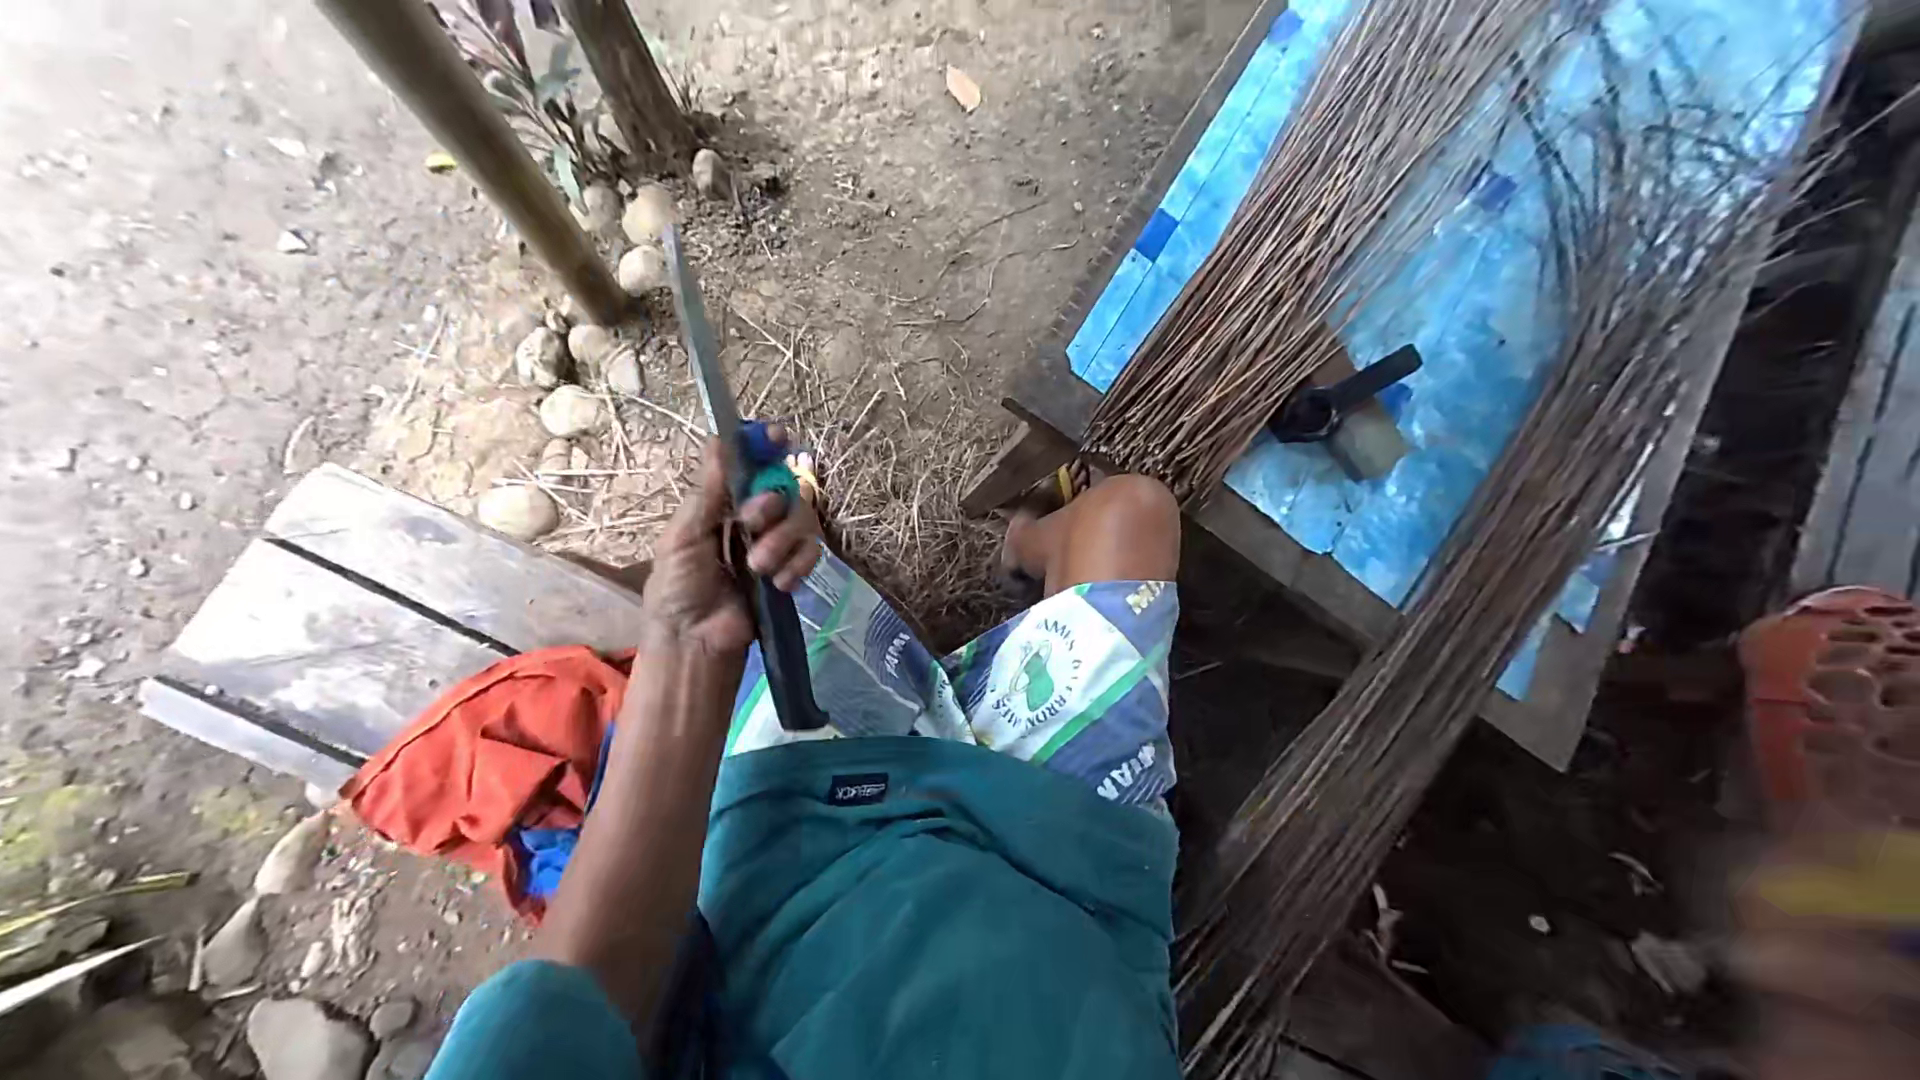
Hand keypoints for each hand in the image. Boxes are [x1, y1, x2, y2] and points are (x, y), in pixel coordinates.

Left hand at [638, 433, 821, 656]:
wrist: (696, 641)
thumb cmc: (678, 588)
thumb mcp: (684, 536)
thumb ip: (708, 491)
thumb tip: (722, 439)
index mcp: (721, 504)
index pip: (749, 464)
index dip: (764, 447)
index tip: (778, 437)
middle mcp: (753, 518)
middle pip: (784, 488)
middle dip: (772, 504)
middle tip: (752, 524)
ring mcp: (775, 544)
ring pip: (803, 518)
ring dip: (783, 540)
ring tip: (759, 568)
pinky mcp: (791, 570)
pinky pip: (812, 552)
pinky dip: (798, 565)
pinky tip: (780, 584)